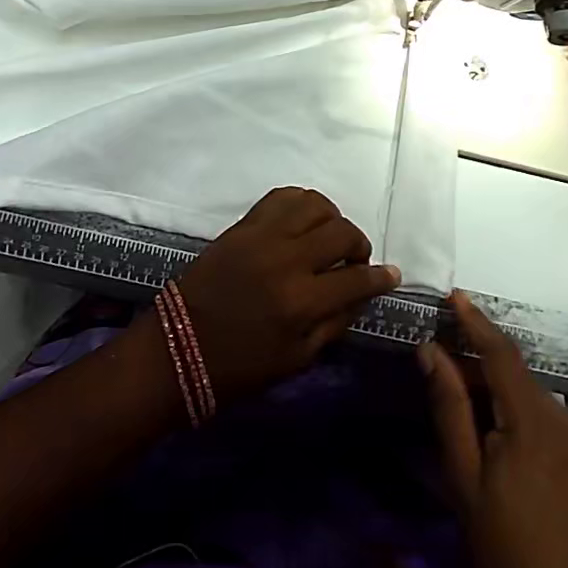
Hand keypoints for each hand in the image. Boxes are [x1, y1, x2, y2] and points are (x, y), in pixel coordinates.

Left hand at [171, 187, 399, 402]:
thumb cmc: (238, 369)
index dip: (381, 277)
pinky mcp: (240, 227)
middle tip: (356, 260)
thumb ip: (335, 323)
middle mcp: (285, 261)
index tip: (391, 275)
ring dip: (332, 218)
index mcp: (300, 303)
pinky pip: (280, 198)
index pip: (357, 279)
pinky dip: (301, 204)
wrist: (175, 351)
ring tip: (329, 237)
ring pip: (314, 204)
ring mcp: (260, 237)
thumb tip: (362, 294)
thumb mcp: (296, 360)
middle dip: (360, 245)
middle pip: (341, 233)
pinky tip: (303, 222)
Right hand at [420, 292, 567, 567]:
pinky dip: (529, 426)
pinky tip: (514, 461)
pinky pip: (557, 428)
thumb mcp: (465, 481)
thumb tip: (430, 351)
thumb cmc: (507, 552)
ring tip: (476, 433)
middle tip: (445, 377)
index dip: (477, 322)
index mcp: (533, 424)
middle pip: (519, 381)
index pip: (502, 355)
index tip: (456, 295)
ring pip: (537, 405)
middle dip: (482, 373)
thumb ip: (450, 410)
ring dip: (506, 403)